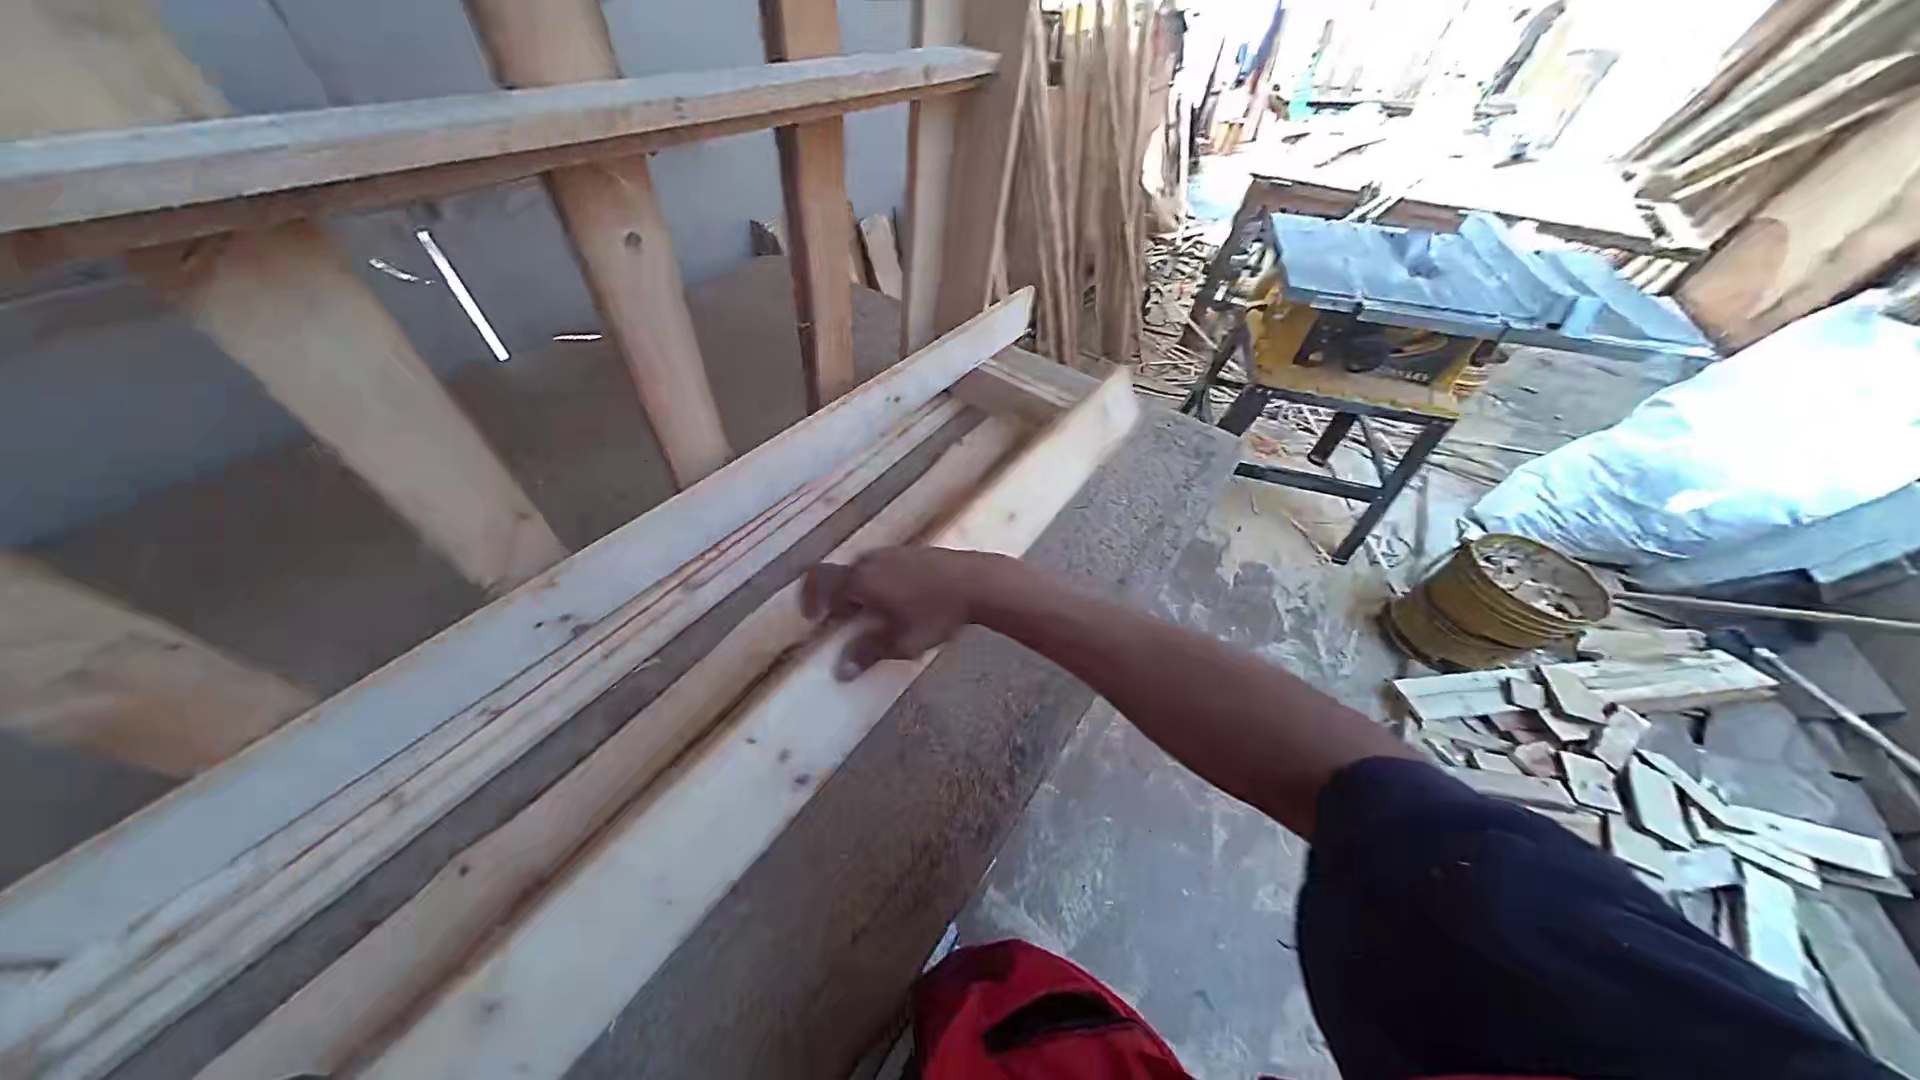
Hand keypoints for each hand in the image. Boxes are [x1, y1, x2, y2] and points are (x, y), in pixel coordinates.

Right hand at [801, 547, 1024, 679]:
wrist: (978, 581)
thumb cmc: (936, 613)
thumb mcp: (902, 642)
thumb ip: (868, 653)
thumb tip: (841, 670)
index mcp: (861, 580)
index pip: (820, 582)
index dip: (810, 599)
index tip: (814, 619)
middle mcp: (871, 560)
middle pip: (840, 574)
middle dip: (835, 597)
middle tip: (841, 620)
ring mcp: (893, 552)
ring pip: (862, 568)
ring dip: (857, 588)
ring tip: (870, 612)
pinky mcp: (912, 550)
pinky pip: (882, 564)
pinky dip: (877, 580)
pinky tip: (896, 598)